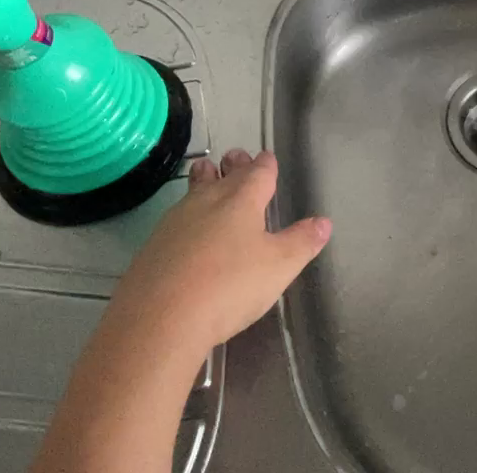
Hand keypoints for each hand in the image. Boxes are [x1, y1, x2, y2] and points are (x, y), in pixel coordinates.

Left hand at [109, 149, 330, 356]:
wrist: (159, 319)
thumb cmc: (229, 286)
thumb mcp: (278, 267)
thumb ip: (301, 242)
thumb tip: (324, 222)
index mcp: (242, 200)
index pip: (258, 173)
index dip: (265, 165)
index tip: (267, 158)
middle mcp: (208, 201)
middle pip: (222, 174)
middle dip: (233, 165)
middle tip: (235, 157)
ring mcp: (175, 221)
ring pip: (194, 191)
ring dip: (204, 181)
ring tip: (207, 174)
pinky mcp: (153, 247)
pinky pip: (175, 220)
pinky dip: (186, 218)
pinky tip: (186, 232)